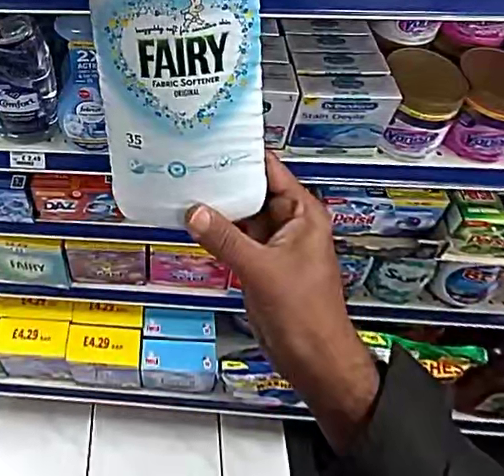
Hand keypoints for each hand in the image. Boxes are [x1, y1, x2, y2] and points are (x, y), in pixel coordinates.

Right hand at [186, 154, 382, 452]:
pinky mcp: (259, 263)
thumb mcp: (262, 271)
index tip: (216, 140)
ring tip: (187, 187)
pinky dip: (216, 230)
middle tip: (192, 163)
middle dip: (224, 179)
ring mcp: (273, 243)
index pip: (270, 169)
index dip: (244, 153)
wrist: (316, 364)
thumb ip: (226, 239)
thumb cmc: (309, 317)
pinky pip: (234, 237)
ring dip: (217, 205)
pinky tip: (194, 222)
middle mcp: (288, 223)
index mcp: (302, 213)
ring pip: (240, 213)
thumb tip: (196, 212)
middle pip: (251, 189)